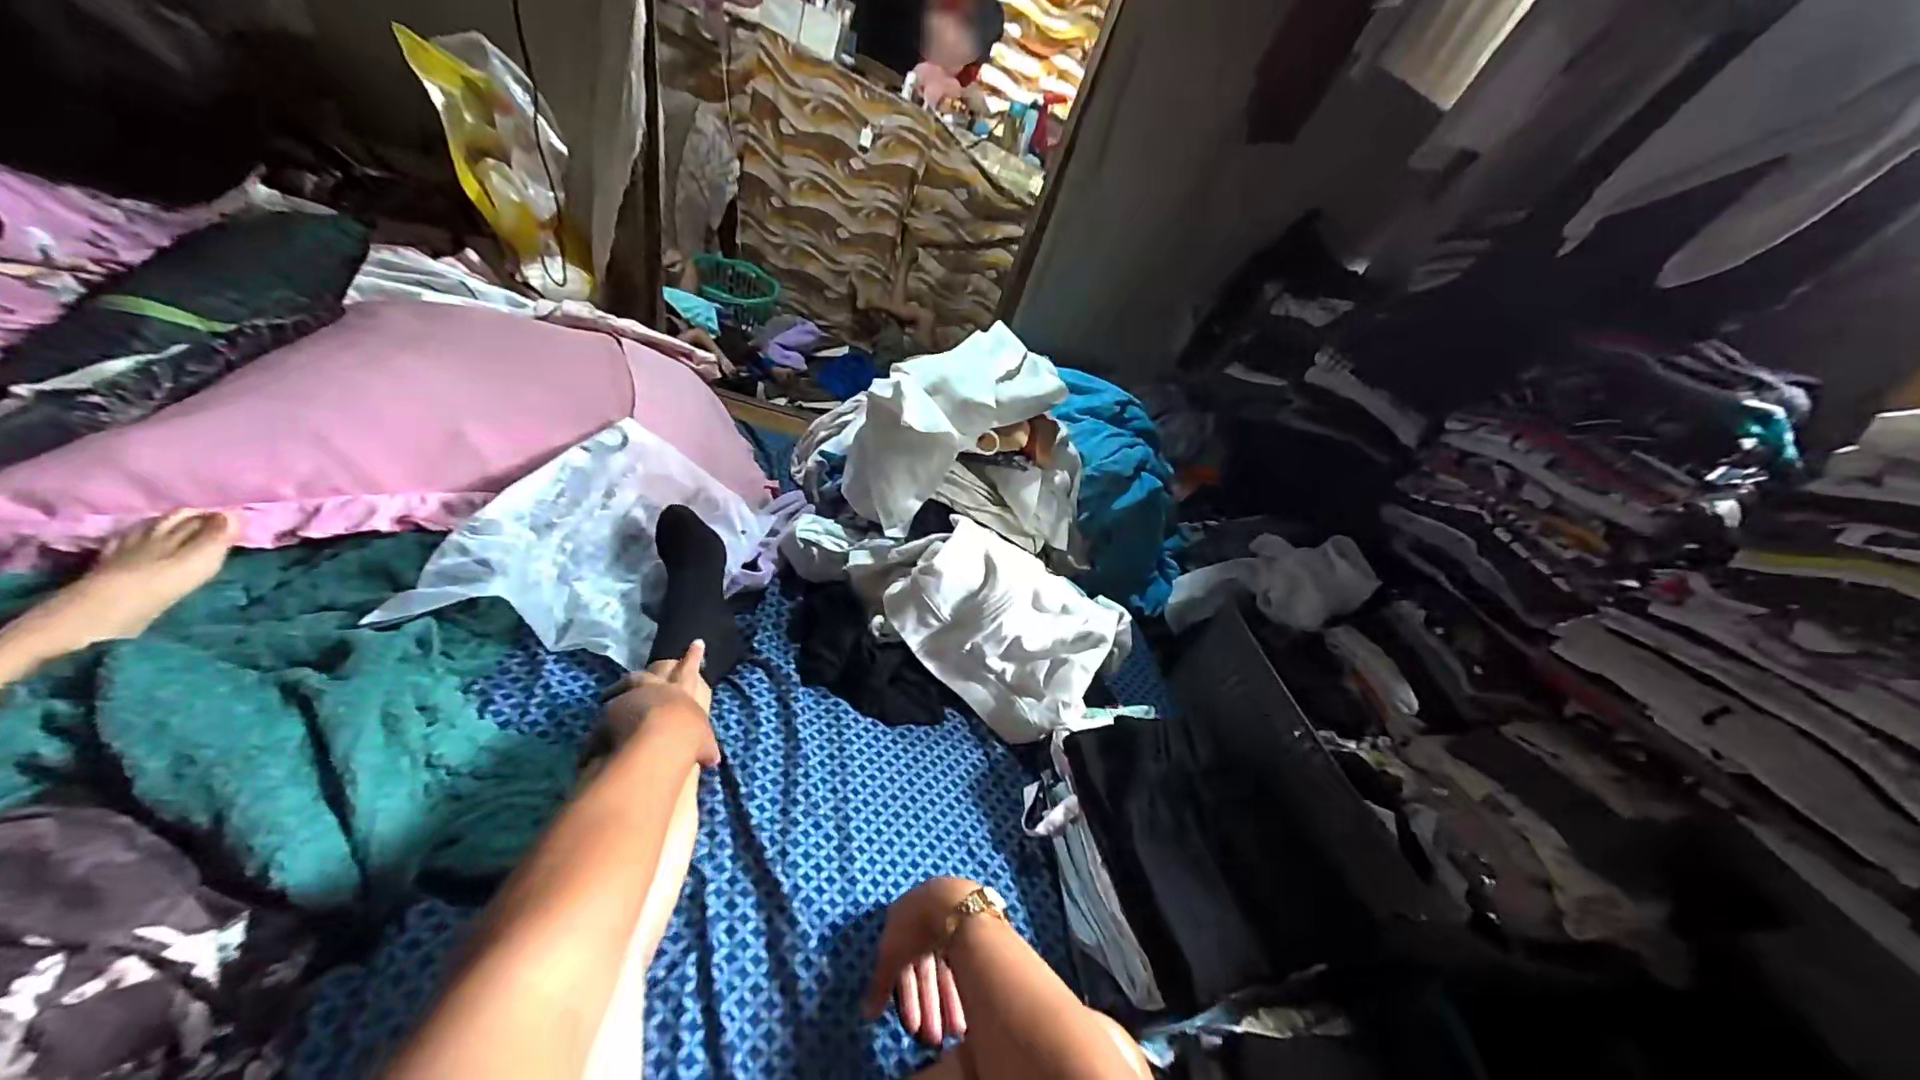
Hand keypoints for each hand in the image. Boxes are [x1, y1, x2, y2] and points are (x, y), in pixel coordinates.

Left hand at [600, 640, 720, 766]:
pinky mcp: (610, 707)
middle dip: (660, 665)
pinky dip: (609, 706)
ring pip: (630, 681)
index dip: (695, 656)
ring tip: (622, 686)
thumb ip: (705, 748)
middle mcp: (658, 687)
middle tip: (658, 662)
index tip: (697, 642)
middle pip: (656, 670)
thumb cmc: (687, 737)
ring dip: (626, 684)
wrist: (657, 739)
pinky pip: (609, 703)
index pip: (690, 670)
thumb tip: (712, 759)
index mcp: (683, 692)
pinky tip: (604, 713)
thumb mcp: (702, 743)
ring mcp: (632, 694)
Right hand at [861, 876, 981, 1044]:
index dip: (906, 1000)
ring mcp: (947, 926)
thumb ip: (879, 986)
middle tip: (935, 1039)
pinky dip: (961, 988)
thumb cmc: (913, 928)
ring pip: (945, 971)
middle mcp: (924, 925)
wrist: (952, 902)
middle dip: (929, 1007)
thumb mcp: (890, 957)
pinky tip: (967, 1012)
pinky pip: (961, 965)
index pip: (902, 968)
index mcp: (901, 925)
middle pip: (926, 973)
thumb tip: (865, 1014)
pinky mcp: (968, 931)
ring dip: (946, 1004)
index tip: (913, 1028)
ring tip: (953, 1034)